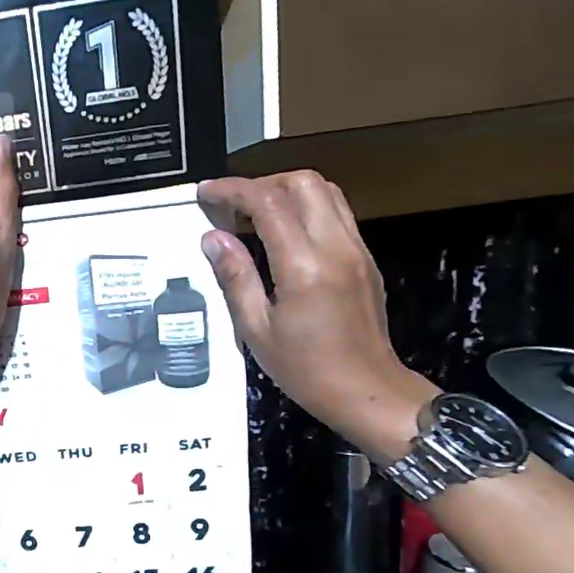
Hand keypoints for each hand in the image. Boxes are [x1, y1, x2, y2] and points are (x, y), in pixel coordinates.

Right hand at [197, 171, 439, 460]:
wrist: (366, 391)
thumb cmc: (306, 370)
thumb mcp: (256, 330)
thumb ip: (235, 277)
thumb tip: (213, 238)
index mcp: (305, 266)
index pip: (268, 202)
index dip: (233, 190)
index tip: (207, 193)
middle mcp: (336, 247)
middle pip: (303, 182)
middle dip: (263, 183)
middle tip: (234, 206)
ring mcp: (357, 249)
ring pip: (325, 191)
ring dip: (287, 191)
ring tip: (257, 215)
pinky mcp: (365, 258)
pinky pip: (337, 213)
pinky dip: (307, 208)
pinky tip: (285, 234)